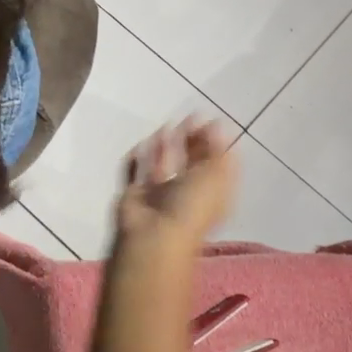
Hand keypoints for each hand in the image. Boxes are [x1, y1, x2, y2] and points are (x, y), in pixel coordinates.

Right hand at [114, 118, 236, 246]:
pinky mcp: (135, 194)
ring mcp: (159, 193)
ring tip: (164, 127)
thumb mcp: (215, 176)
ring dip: (163, 147)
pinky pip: (135, 173)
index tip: (209, 119)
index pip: (215, 163)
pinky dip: (137, 160)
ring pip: (162, 165)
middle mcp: (186, 191)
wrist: (154, 234)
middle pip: (189, 162)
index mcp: (211, 191)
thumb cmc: (191, 207)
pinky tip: (140, 145)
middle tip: (187, 117)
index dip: (213, 142)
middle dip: (189, 140)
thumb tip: (216, 124)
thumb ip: (215, 149)